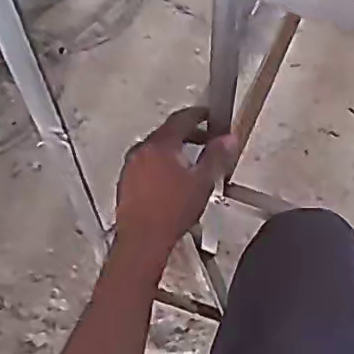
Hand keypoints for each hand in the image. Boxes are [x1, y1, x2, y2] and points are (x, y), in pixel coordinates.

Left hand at [112, 107, 238, 261]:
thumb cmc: (170, 212)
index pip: (181, 118)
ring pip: (156, 149)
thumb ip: (217, 155)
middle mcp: (141, 151)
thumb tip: (228, 139)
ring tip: (192, 163)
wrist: (144, 239)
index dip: (199, 114)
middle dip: (190, 134)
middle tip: (206, 140)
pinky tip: (173, 181)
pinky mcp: (126, 183)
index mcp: (160, 145)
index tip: (209, 115)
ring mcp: (131, 167)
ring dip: (175, 150)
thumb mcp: (204, 180)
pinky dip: (161, 165)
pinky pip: (146, 165)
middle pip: (168, 132)